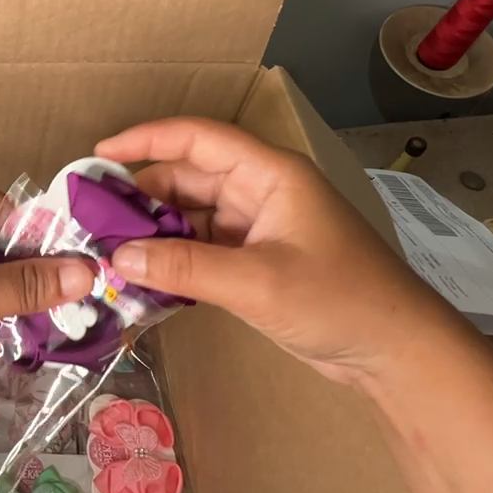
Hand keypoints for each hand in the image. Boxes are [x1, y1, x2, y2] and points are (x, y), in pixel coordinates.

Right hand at [95, 118, 470, 383]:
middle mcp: (259, 192)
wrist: (398, 354)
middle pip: (187, 179)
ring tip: (110, 252)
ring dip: (155, 232)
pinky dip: (173, 259)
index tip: (99, 156)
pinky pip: (201, 248)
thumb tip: (117, 257)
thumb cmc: (339, 300)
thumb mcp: (256, 281)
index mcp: (268, 174)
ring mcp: (258, 227)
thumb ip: (184, 266)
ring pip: (191, 216)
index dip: (145, 140)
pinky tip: (144, 278)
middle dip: (142, 197)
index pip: (198, 138)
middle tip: (94, 221)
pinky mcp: (256, 260)